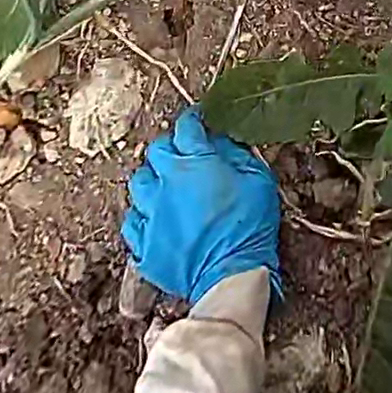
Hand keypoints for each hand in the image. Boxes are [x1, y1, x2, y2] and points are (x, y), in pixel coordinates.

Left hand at [121, 106, 280, 304]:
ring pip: (139, 182)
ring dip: (154, 178)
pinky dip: (144, 213)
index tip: (199, 119)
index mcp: (194, 162)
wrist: (230, 273)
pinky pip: (133, 220)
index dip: (193, 119)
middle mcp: (165, 183)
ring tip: (169, 183)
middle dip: (170, 146)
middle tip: (185, 152)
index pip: (185, 127)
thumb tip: (221, 141)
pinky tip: (158, 215)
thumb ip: (236, 153)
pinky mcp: (142, 244)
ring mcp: (150, 214)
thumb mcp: (257, 177)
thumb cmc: (249, 223)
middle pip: (156, 151)